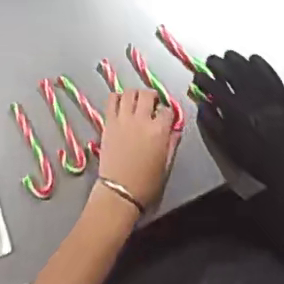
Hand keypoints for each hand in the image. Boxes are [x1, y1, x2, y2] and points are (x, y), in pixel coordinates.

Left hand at [97, 89, 179, 210]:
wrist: (120, 191)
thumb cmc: (146, 183)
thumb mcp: (166, 164)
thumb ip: (172, 143)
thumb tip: (175, 130)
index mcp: (159, 131)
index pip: (167, 110)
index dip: (168, 113)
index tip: (166, 117)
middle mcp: (142, 120)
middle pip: (148, 95)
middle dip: (152, 97)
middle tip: (152, 103)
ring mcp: (123, 119)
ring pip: (130, 92)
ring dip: (135, 94)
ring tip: (137, 101)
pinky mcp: (109, 122)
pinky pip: (112, 100)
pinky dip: (117, 97)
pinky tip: (121, 103)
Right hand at [194, 52, 283, 218]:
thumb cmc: (255, 159)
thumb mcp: (227, 145)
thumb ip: (212, 122)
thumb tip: (202, 103)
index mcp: (235, 110)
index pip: (214, 86)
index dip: (203, 78)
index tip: (197, 77)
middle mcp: (250, 97)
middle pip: (232, 71)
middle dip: (218, 64)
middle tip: (210, 62)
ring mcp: (267, 94)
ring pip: (250, 68)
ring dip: (237, 60)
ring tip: (227, 56)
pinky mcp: (281, 95)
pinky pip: (269, 73)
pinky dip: (260, 64)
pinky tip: (252, 58)